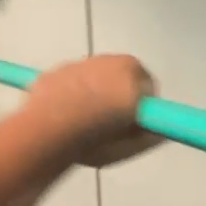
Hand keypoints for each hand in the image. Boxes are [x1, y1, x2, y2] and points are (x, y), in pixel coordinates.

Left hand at [22, 54, 161, 166]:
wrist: (47, 132)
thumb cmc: (94, 139)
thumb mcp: (130, 146)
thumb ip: (151, 135)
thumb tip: (157, 130)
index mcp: (134, 72)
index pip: (147, 89)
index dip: (140, 109)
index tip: (130, 127)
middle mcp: (108, 60)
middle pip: (120, 79)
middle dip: (117, 97)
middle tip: (106, 125)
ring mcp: (79, 63)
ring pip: (93, 79)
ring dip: (92, 94)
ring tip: (81, 123)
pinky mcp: (54, 72)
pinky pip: (68, 83)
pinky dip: (69, 94)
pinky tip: (62, 116)